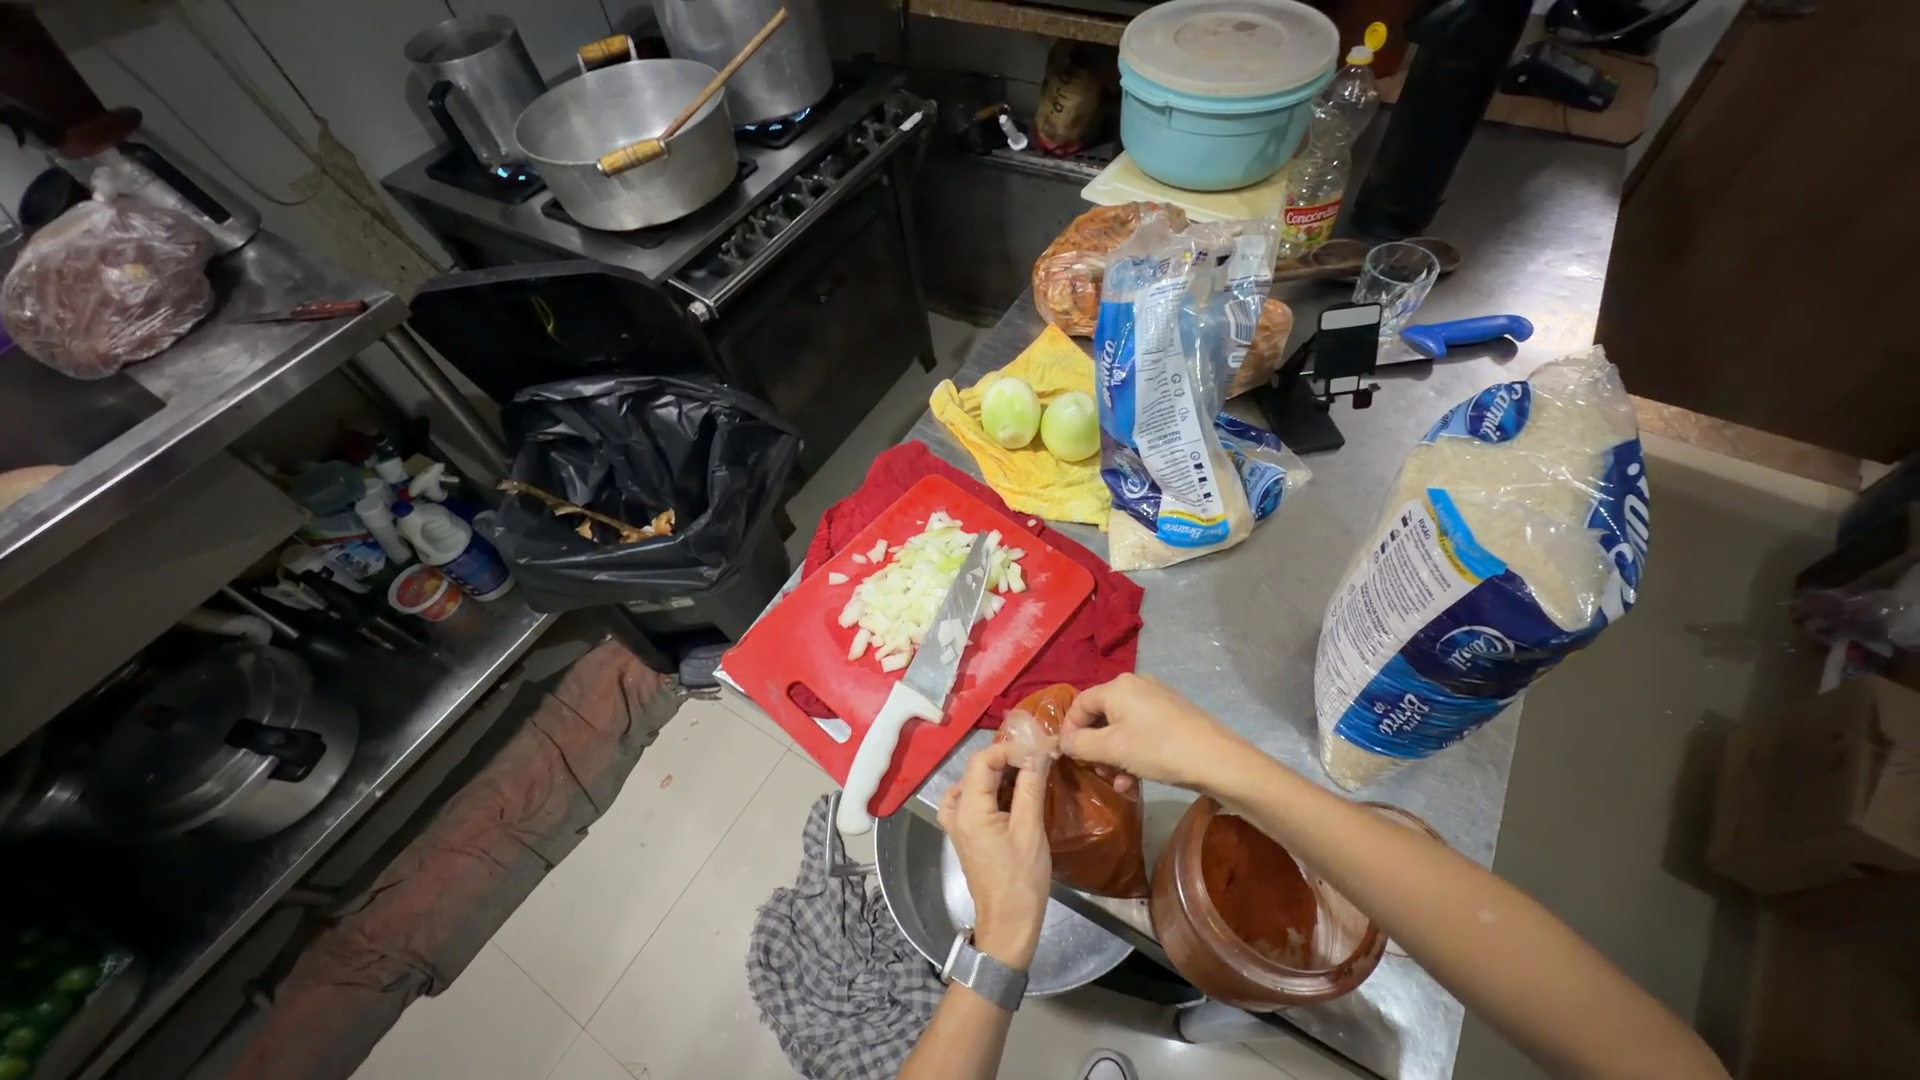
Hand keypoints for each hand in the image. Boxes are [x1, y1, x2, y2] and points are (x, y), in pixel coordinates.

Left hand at [937, 742, 1049, 971]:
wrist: (1008, 924)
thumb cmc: (1021, 879)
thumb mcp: (1030, 829)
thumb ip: (1031, 786)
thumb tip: (1038, 753)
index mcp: (969, 809)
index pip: (983, 760)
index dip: (1010, 749)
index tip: (1038, 751)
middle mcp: (957, 812)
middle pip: (978, 770)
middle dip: (1008, 760)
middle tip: (1039, 760)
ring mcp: (958, 824)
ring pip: (975, 783)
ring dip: (1001, 775)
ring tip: (1029, 775)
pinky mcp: (965, 834)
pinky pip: (973, 800)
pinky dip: (993, 791)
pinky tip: (1012, 795)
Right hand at [1058, 673, 1254, 793]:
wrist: (1217, 760)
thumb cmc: (1158, 749)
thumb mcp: (1112, 749)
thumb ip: (1080, 744)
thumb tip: (1062, 742)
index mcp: (1118, 687)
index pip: (1080, 703)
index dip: (1069, 729)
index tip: (1067, 755)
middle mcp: (1137, 685)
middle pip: (1102, 716)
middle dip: (1095, 747)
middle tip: (1098, 772)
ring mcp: (1158, 699)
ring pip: (1122, 727)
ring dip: (1114, 755)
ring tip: (1118, 781)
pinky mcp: (1174, 715)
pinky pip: (1142, 731)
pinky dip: (1133, 752)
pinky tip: (1136, 778)